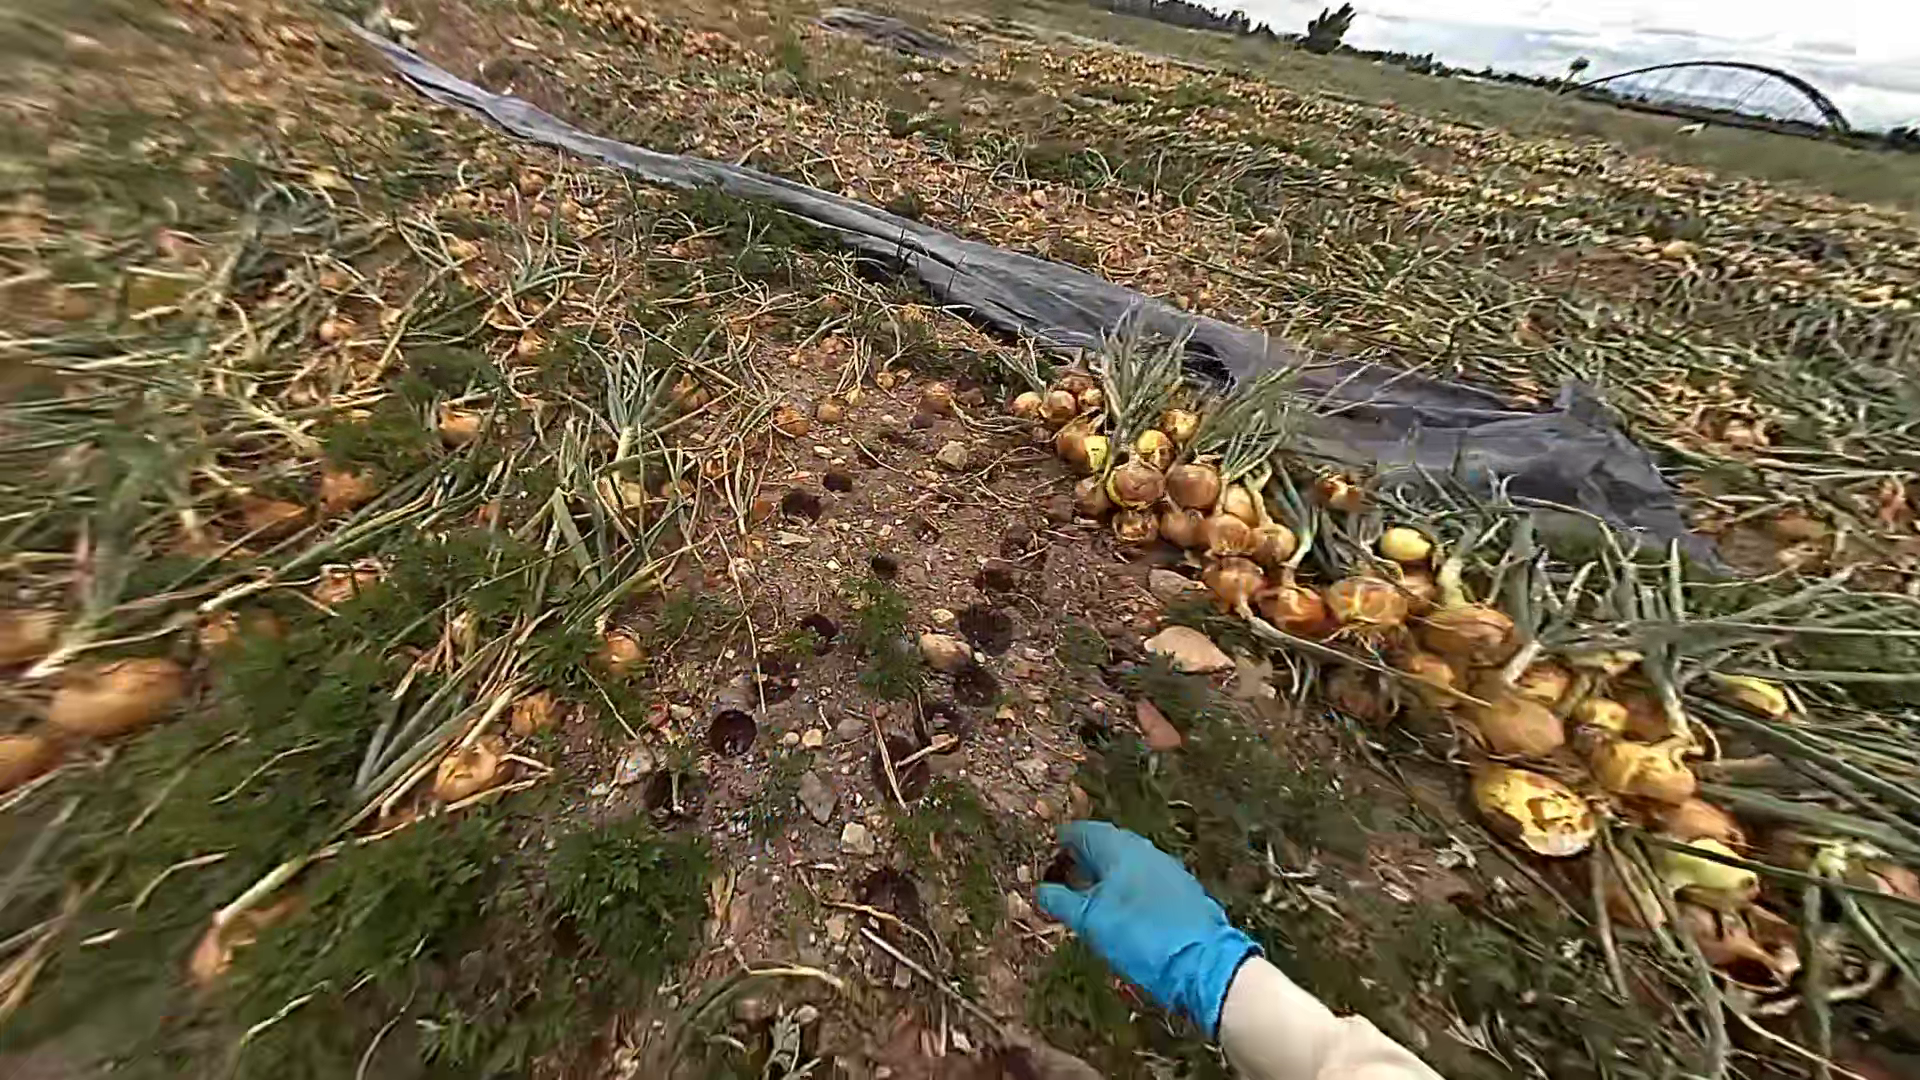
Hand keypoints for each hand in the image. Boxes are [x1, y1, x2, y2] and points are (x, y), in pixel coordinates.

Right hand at [1035, 821, 1257, 1036]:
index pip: (1076, 832)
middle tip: (1064, 885)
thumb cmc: (1139, 934)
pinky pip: (1142, 877)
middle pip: (1100, 845)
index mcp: (1114, 844)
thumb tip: (1039, 890)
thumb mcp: (1091, 921)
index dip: (1057, 847)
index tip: (1045, 865)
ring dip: (1103, 876)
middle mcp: (1138, 845)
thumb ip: (1061, 902)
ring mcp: (1162, 863)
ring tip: (1090, 903)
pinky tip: (1123, 913)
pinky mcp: (1179, 885)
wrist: (1205, 963)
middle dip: (1080, 862)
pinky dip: (1126, 887)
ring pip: (1122, 861)